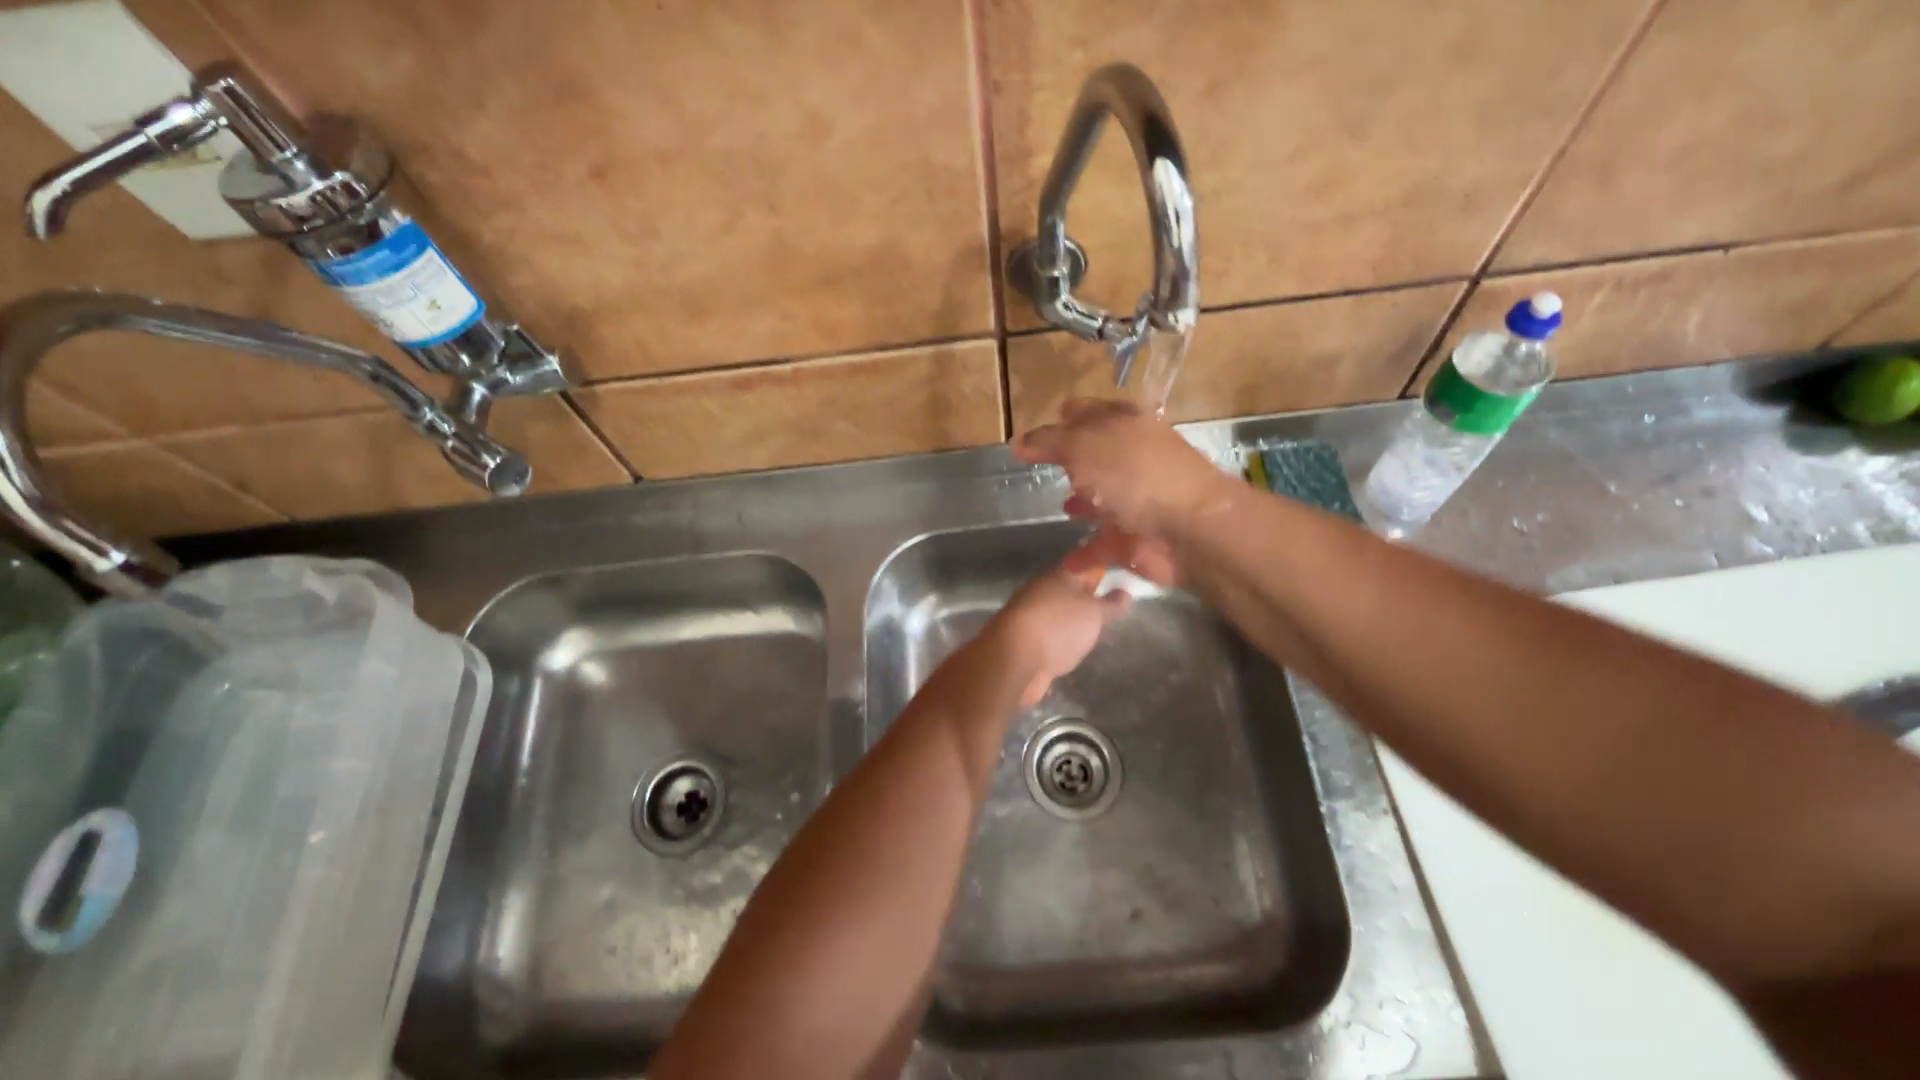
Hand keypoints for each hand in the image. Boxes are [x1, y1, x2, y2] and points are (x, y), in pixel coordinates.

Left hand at [987, 563, 1129, 705]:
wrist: (1014, 659)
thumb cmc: (1058, 625)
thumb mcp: (1093, 612)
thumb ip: (1110, 603)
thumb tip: (1125, 591)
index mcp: (1057, 577)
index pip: (1083, 562)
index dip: (1102, 563)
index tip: (1122, 568)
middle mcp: (1042, 593)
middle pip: (1070, 588)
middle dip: (1090, 591)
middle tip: (1116, 598)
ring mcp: (1032, 619)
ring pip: (1060, 612)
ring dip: (1076, 616)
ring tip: (1099, 623)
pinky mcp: (1027, 644)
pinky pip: (1052, 635)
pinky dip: (1065, 637)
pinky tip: (1075, 645)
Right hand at [1014, 399, 1232, 537]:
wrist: (1189, 529)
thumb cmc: (1134, 475)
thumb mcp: (1082, 447)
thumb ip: (1049, 443)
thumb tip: (1018, 441)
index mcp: (1127, 425)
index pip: (1094, 412)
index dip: (1072, 414)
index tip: (1052, 418)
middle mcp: (1135, 459)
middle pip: (1100, 456)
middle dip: (1077, 459)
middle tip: (1049, 464)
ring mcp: (1140, 500)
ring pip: (1106, 499)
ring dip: (1087, 503)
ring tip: (1062, 507)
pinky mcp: (1138, 538)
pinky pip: (1105, 544)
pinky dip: (1086, 552)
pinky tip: (1066, 558)